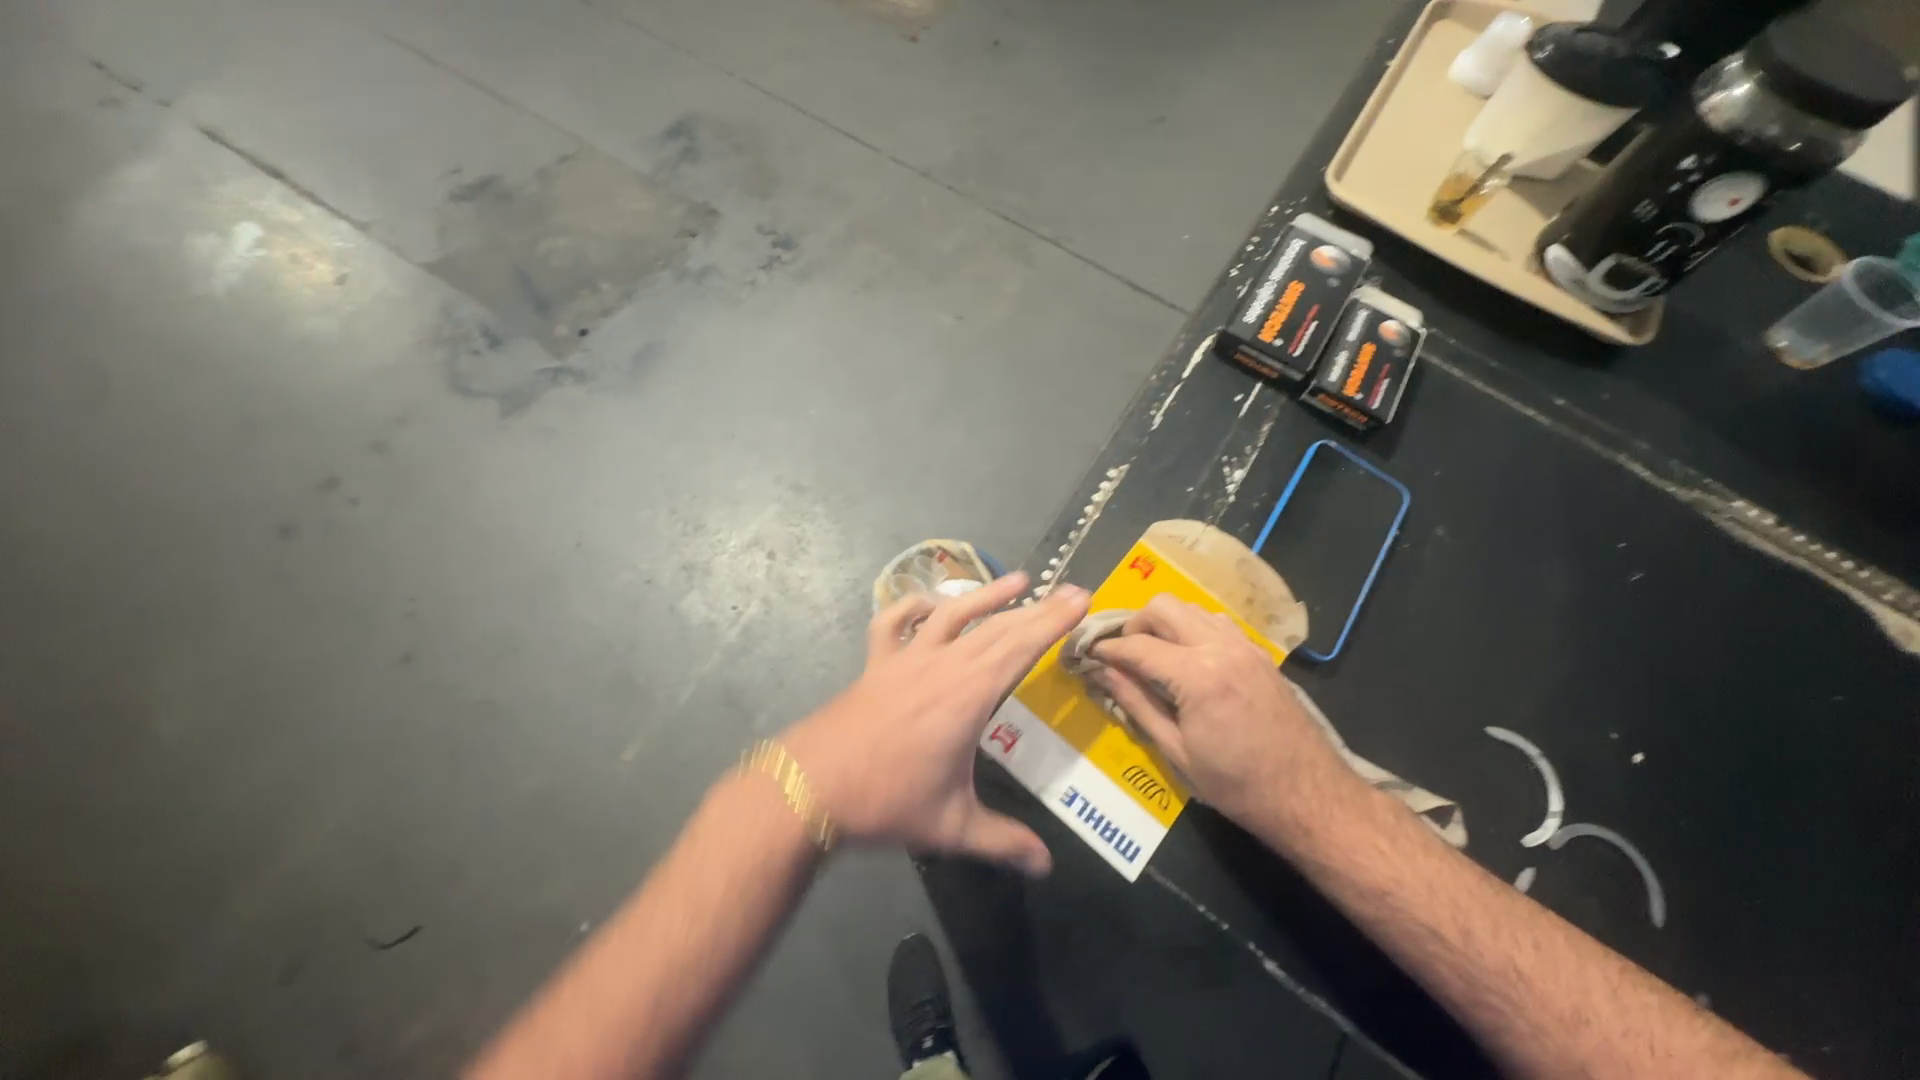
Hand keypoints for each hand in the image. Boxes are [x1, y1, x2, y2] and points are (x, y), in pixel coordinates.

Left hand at [780, 573, 1089, 876]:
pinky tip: (930, 605)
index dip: (1052, 622)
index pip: (1020, 648)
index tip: (1080, 598)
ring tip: (1017, 580)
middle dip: (1035, 607)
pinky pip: (893, 623)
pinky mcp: (875, 664)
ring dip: (985, 596)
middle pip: (995, 627)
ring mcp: (904, 660)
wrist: (810, 787)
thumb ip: (1002, 841)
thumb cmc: (885, 802)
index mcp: (968, 696)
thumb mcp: (951, 826)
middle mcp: (941, 666)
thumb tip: (1045, 865)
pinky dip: (913, 607)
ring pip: (951, 616)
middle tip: (1069, 589)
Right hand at [1088, 595, 1358, 824]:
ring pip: (1191, 608)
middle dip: (1134, 625)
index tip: (1085, 655)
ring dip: (1165, 624)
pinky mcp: (1259, 654)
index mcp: (1197, 675)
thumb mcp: (1176, 751)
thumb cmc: (1235, 785)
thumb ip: (1136, 704)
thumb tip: (1102, 673)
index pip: (1136, 645)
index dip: (1105, 649)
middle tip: (1122, 656)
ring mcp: (1244, 646)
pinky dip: (1193, 630)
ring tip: (1153, 657)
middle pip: (1163, 607)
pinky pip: (1216, 623)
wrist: (1307, 794)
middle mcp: (1220, 648)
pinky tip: (1188, 660)